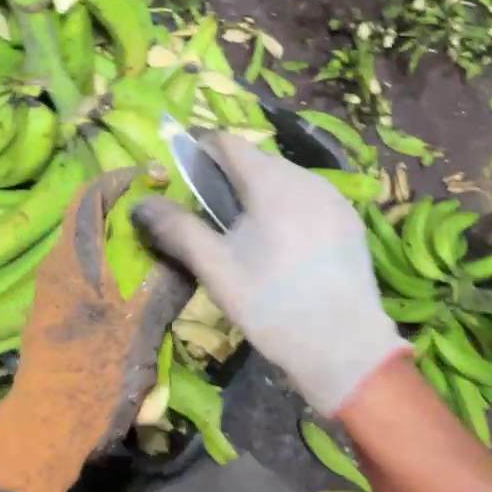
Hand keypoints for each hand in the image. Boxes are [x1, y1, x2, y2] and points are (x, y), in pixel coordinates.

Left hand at [0, 168, 191, 491]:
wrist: (47, 430)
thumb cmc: (94, 372)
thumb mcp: (142, 327)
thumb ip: (168, 282)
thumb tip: (192, 246)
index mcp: (73, 256)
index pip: (91, 193)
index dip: (123, 177)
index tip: (159, 176)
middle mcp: (59, 262)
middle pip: (93, 215)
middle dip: (131, 206)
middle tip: (171, 209)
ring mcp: (56, 287)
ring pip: (92, 242)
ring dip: (125, 235)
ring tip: (166, 240)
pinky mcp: (60, 310)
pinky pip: (90, 267)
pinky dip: (117, 261)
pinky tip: (145, 279)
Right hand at [132, 136, 407, 416]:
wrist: (346, 350)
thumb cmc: (272, 306)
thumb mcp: (216, 269)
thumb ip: (178, 229)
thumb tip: (141, 204)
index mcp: (269, 181)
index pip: (227, 142)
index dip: (202, 151)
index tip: (187, 176)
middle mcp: (304, 177)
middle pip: (257, 159)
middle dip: (231, 176)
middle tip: (214, 214)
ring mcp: (333, 196)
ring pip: (285, 177)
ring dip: (262, 191)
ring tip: (249, 233)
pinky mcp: (350, 218)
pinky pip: (310, 197)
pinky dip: (290, 206)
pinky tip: (287, 246)